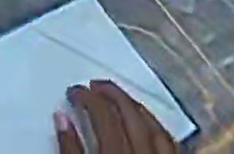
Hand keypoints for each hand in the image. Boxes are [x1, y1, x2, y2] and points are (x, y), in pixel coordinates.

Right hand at [55, 80, 176, 153]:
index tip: (73, 92)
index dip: (85, 97)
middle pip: (130, 114)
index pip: (102, 113)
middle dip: (111, 93)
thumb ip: (69, 149)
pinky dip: (159, 128)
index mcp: (116, 153)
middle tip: (95, 85)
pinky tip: (149, 123)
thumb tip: (61, 118)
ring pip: (156, 128)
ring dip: (137, 107)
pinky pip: (172, 144)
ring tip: (121, 97)